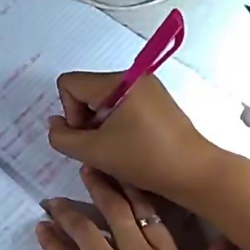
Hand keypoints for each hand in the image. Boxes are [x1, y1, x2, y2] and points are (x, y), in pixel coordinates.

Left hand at [38, 167, 229, 249]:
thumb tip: (221, 239)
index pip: (151, 214)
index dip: (136, 190)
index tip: (124, 171)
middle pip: (116, 212)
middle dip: (100, 186)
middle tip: (87, 168)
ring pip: (86, 230)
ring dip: (68, 210)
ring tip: (52, 197)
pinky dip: (51, 242)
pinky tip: (40, 228)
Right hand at [47, 72, 222, 200]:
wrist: (195, 173)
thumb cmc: (145, 159)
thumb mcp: (94, 152)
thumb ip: (63, 137)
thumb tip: (55, 124)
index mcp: (119, 81)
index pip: (70, 84)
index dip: (69, 112)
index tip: (88, 137)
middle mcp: (133, 76)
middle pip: (87, 91)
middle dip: (85, 120)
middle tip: (100, 147)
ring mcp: (148, 88)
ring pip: (103, 100)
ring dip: (100, 126)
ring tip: (116, 150)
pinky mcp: (157, 102)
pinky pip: (122, 106)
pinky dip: (117, 125)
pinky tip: (129, 147)